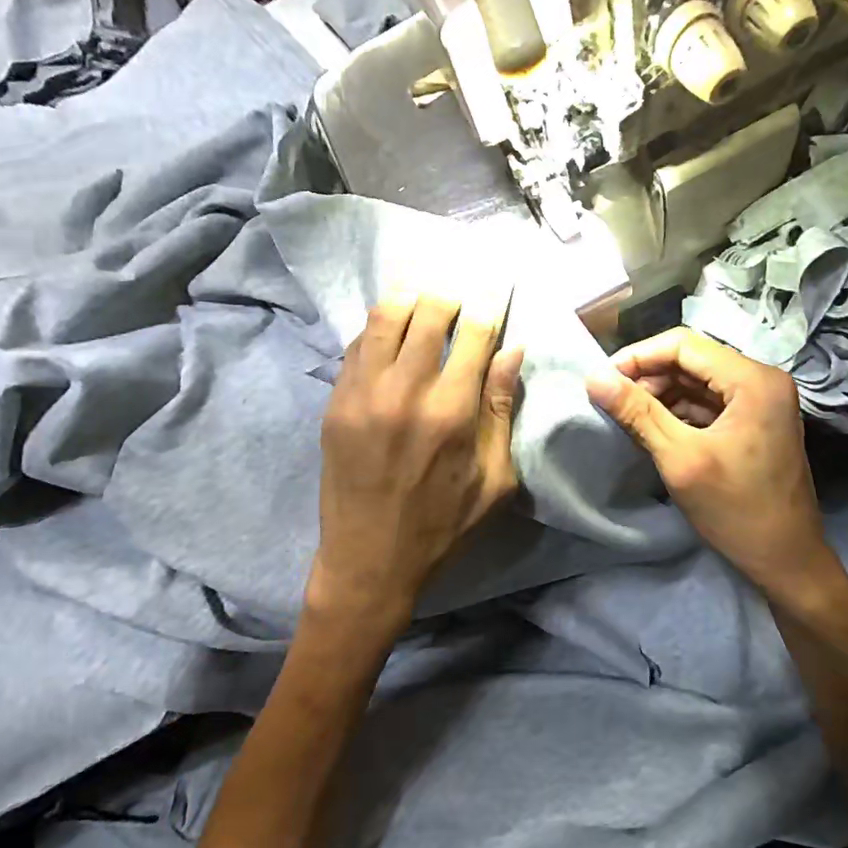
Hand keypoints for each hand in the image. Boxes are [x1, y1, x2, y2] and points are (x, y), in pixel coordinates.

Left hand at [312, 290, 524, 628]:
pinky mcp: (335, 403)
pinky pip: (356, 345)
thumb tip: (512, 351)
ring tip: (423, 299)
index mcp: (452, 411)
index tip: (495, 287)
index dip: (489, 303)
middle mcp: (406, 391)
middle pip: (428, 312)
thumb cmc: (444, 525)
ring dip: (409, 299)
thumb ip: (500, 409)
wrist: (370, 560)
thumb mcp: (494, 478)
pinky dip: (378, 327)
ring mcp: (363, 394)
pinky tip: (390, 329)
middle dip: (449, 296)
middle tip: (458, 298)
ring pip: (385, 317)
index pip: (474, 333)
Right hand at [586, 328, 833, 598]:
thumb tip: (594, 378)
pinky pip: (710, 402)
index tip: (602, 380)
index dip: (638, 356)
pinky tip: (652, 427)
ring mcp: (762, 401)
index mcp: (753, 380)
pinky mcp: (756, 421)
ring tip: (626, 416)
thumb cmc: (736, 510)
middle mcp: (762, 379)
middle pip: (692, 360)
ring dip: (661, 394)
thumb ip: (637, 413)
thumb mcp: (680, 459)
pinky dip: (679, 410)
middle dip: (648, 376)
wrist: (787, 560)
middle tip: (611, 401)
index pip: (684, 345)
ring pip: (698, 381)